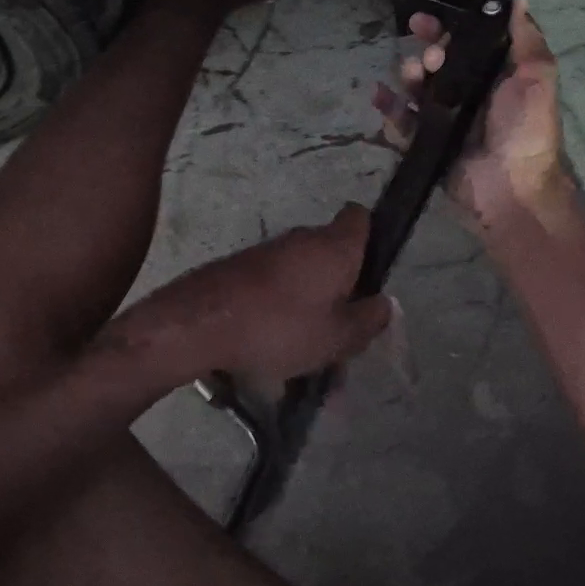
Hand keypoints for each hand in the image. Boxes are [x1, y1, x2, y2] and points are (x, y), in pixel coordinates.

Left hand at [104, 205, 391, 381]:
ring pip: (304, 281)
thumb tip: (384, 303)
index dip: (371, 239)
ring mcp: (269, 253)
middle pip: (333, 258)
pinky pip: (277, 291)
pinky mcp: (242, 270)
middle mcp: (302, 240)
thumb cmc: (280, 326)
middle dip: (342, 297)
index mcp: (333, 247)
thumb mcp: (336, 337)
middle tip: (344, 342)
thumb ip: (367, 321)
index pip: (360, 218)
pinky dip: (283, 317)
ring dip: (312, 315)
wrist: (200, 322)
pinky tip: (278, 358)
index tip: (371, 275)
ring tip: (311, 367)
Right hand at [373, 0, 572, 228]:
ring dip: (408, 76)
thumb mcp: (536, 78)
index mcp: (494, 77)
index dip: (445, 29)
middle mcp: (468, 94)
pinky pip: (401, 122)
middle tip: (429, 59)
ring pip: (416, 89)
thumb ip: (527, 40)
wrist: (511, 189)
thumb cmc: (526, 130)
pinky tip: (381, 97)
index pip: (465, 44)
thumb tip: (519, 1)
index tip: (424, 20)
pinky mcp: (426, 144)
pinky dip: (389, 108)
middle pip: (436, 63)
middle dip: (426, 52)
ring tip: (412, 79)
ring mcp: (444, 120)